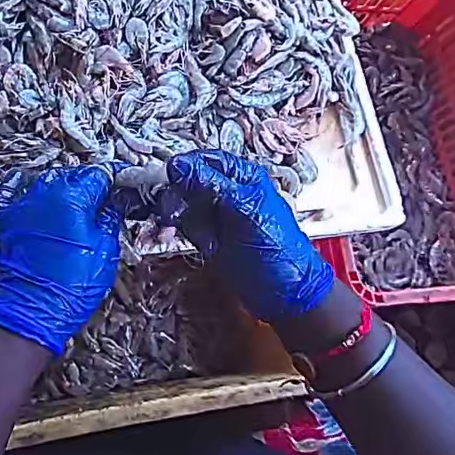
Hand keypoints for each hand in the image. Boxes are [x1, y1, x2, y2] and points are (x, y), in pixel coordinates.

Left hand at [0, 166, 123, 357]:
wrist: (35, 309)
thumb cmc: (72, 286)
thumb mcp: (106, 249)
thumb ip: (110, 217)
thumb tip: (114, 202)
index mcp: (73, 197)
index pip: (99, 173)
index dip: (114, 177)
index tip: (121, 181)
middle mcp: (45, 193)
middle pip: (74, 176)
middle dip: (91, 184)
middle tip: (104, 199)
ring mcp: (23, 205)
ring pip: (47, 181)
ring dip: (63, 188)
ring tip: (75, 203)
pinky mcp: (8, 220)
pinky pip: (12, 192)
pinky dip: (22, 188)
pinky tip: (31, 189)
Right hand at [164, 149, 333, 321]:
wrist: (284, 294)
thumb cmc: (276, 246)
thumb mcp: (245, 208)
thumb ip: (211, 183)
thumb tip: (178, 164)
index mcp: (242, 178)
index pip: (207, 160)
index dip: (186, 165)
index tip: (170, 175)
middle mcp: (226, 193)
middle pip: (189, 180)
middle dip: (176, 192)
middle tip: (171, 208)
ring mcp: (215, 216)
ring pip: (182, 203)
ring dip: (172, 212)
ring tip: (171, 226)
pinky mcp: (206, 237)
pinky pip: (183, 225)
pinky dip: (173, 229)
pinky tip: (171, 236)